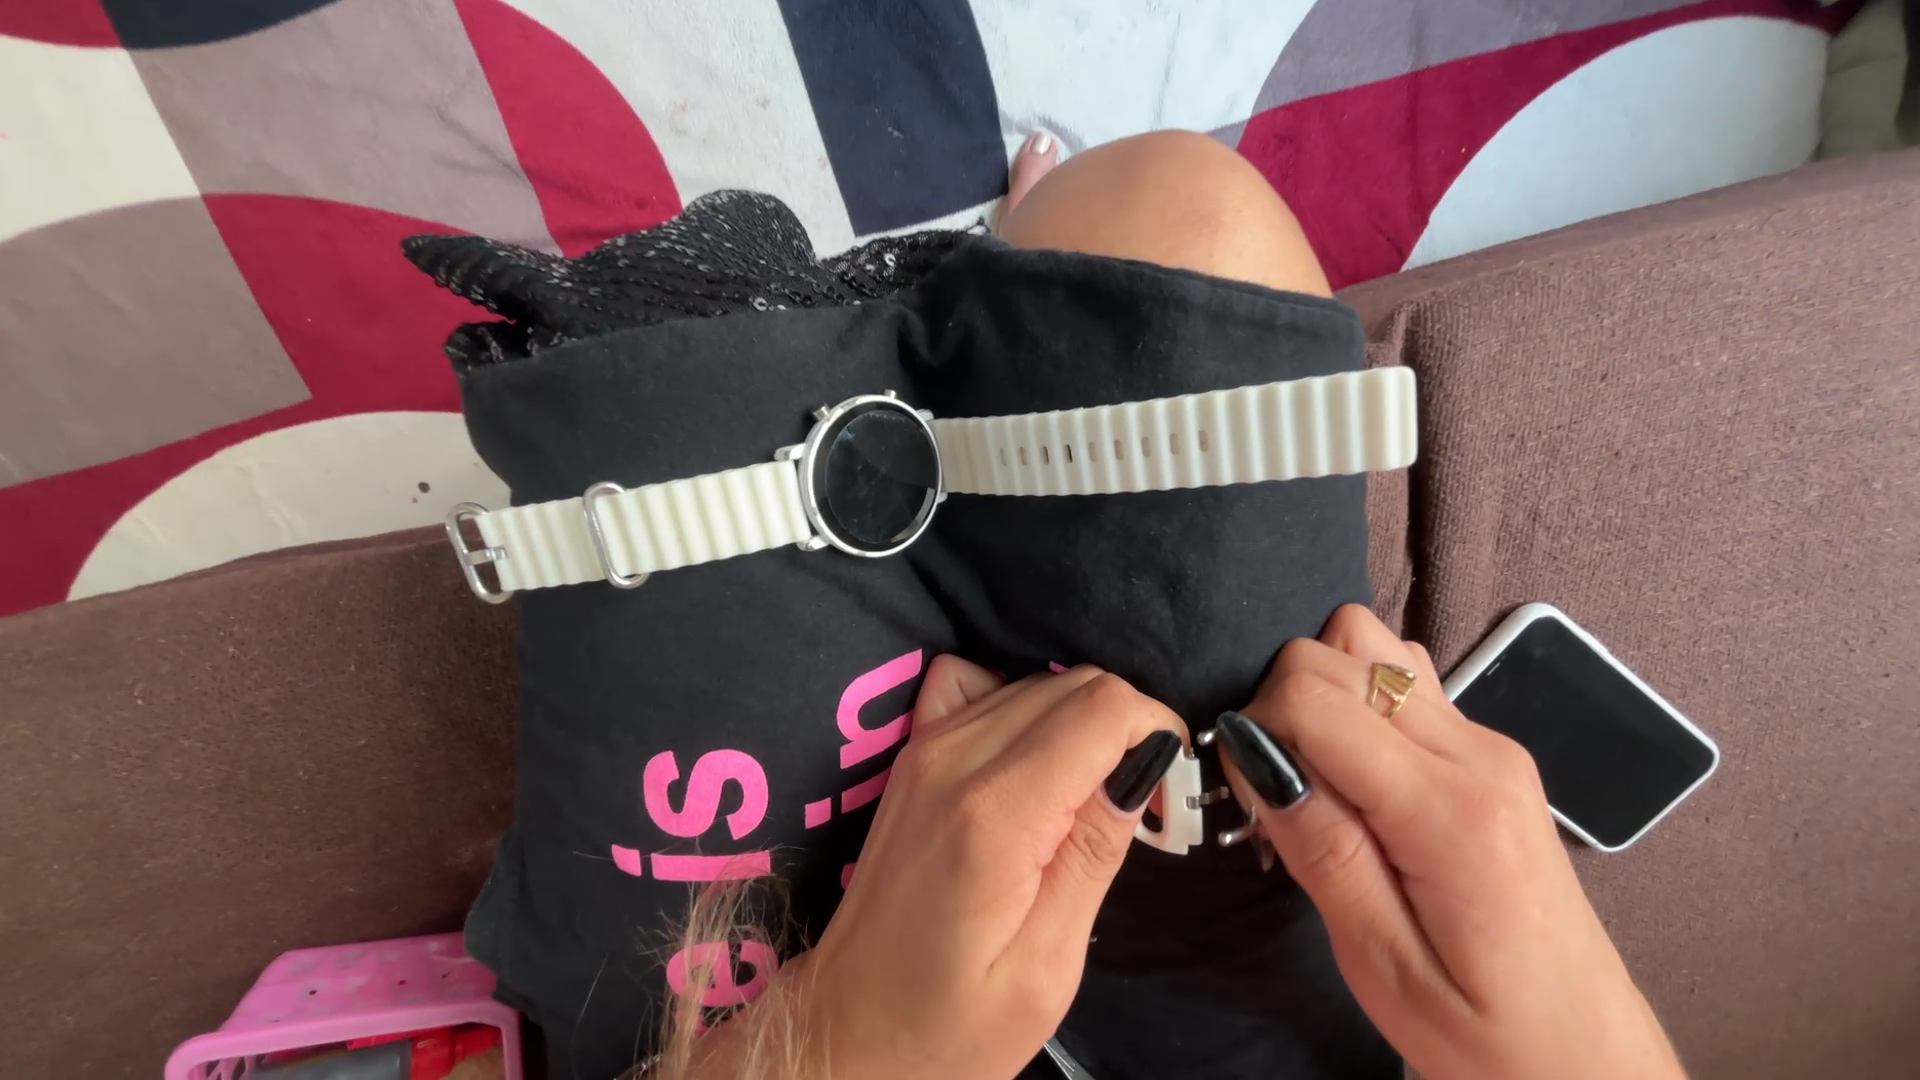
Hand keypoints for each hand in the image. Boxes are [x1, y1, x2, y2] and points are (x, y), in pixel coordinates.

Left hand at [697, 658, 1184, 1079]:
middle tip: (1139, 796)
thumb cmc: (952, 1021)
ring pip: (1035, 682)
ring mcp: (926, 744)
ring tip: (1091, 789)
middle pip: (1074, 684)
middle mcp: (954, 757)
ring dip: (1082, 719)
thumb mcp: (1047, 964)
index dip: (1156, 730)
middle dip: (1127, 726)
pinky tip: (1030, 752)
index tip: (1168, 784)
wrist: (851, 1023)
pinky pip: (975, 682)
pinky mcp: (913, 749)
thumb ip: (1096, 849)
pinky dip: (1019, 699)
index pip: (1102, 708)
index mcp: (995, 813)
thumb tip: (1143, 763)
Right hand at [1216, 605, 1684, 1079]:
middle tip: (1277, 786)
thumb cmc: (1484, 1034)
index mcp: (1450, 810)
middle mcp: (1475, 750)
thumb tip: (1248, 749)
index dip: (1256, 727)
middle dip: (1277, 703)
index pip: (1315, 697)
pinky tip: (1351, 757)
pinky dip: (1350, 690)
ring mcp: (1485, 739)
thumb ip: (1316, 844)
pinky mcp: (1483, 744)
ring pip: (1365, 640)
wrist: (1593, 1060)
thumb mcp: (1380, 961)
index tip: (1251, 790)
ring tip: (1313, 764)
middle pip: (1333, 652)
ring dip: (1316, 686)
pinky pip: (1394, 670)